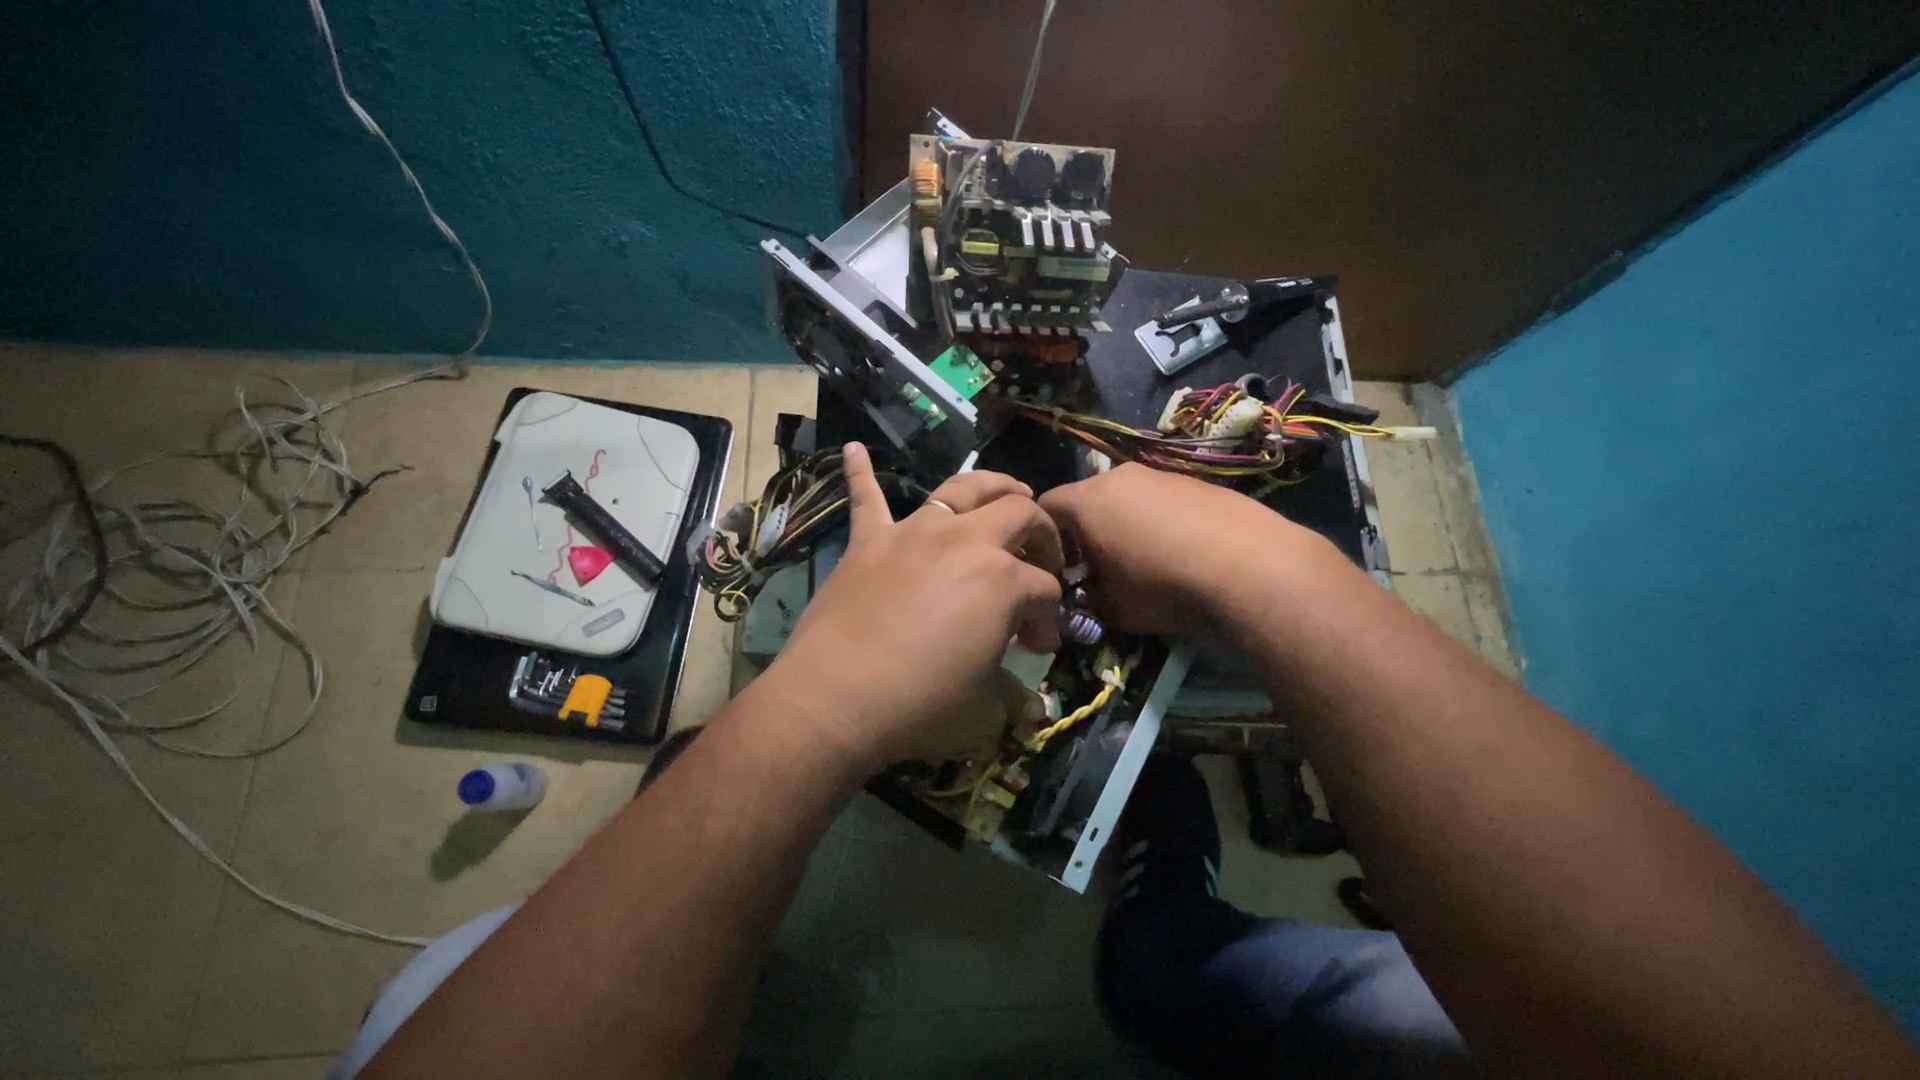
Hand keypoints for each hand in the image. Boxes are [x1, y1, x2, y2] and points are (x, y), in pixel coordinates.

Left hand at [768, 443, 1063, 771]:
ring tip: (1010, 489)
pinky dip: (861, 472)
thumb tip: (1027, 708)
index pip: (1044, 589)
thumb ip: (1009, 698)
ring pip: (961, 490)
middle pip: (1019, 516)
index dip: (1050, 618)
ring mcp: (913, 535)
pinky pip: (866, 498)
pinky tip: (853, 448)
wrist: (834, 700)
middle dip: (1043, 533)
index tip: (1038, 648)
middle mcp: (965, 543)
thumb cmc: (919, 707)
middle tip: (1043, 561)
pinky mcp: (868, 543)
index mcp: (1004, 581)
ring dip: (992, 485)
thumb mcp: (983, 712)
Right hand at [1039, 463, 1323, 634]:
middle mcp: (1118, 477)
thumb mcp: (1112, 608)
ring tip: (1146, 562)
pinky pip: (1162, 500)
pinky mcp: (1196, 481)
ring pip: (1126, 497)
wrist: (1249, 564)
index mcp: (1087, 502)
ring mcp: (1160, 475)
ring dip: (1124, 525)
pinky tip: (1182, 552)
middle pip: (1086, 499)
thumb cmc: (1163, 586)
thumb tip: (1089, 594)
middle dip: (1086, 532)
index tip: (1061, 571)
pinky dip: (1160, 522)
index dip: (1045, 539)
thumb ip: (1088, 599)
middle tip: (1101, 568)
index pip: (1045, 507)